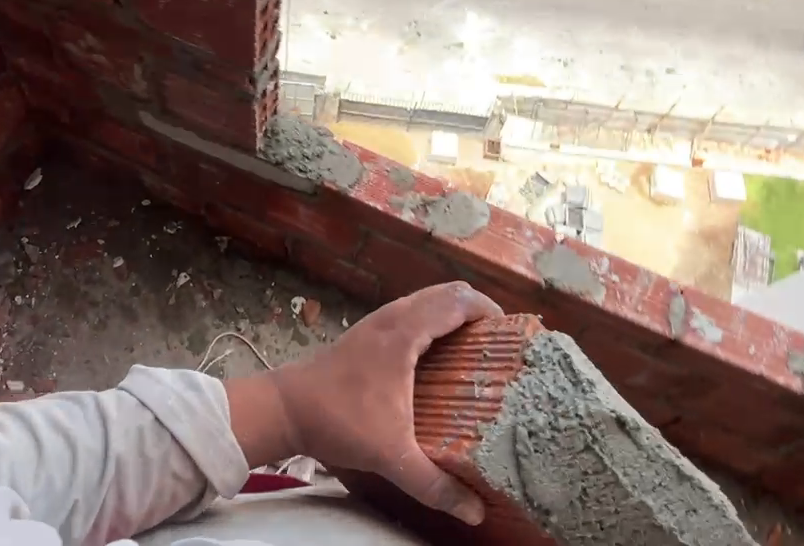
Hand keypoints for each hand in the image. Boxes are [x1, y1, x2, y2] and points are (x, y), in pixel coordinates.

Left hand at [224, 282, 501, 524]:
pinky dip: (436, 318)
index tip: (516, 333)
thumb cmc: (339, 420)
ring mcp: (380, 319)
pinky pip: (414, 310)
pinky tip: (442, 354)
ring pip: (428, 298)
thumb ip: (434, 484)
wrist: (287, 406)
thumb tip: (476, 511)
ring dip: (456, 311)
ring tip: (480, 346)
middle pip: (447, 292)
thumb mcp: (391, 456)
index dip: (490, 310)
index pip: (458, 300)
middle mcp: (394, 315)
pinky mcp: (370, 330)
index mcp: (405, 331)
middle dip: (479, 309)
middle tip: (504, 342)